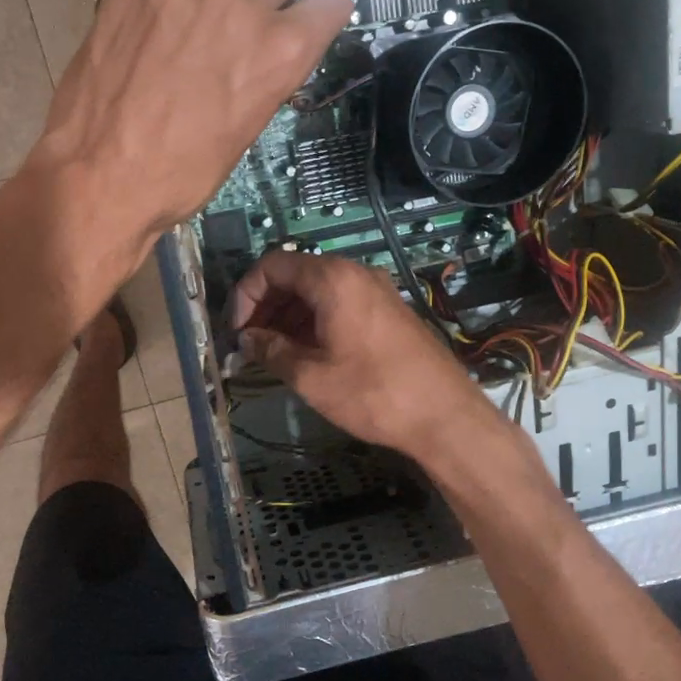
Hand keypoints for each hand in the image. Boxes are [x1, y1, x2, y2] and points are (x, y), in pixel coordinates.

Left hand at [27, 0, 351, 242]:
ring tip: (180, 47)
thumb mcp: (246, 129)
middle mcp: (240, 4)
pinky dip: (164, 5)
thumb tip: (261, 51)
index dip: (317, 11)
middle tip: (237, 35)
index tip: (305, 19)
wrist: (98, 176)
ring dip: (210, 2)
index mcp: (280, 50)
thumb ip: (264, 74)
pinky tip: (146, 43)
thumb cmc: (180, 174)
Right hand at [229, 251, 505, 460]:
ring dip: (287, 316)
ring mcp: (376, 290)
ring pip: (317, 290)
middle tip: (248, 343)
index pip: (273, 265)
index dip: (246, 293)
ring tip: (271, 353)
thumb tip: (246, 339)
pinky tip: (304, 353)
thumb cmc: (373, 392)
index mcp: (333, 279)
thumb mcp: (311, 376)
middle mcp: (355, 273)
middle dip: (265, 305)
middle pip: (295, 274)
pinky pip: (339, 303)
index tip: (236, 330)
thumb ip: (272, 351)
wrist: (444, 416)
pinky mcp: (388, 311)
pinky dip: (313, 321)